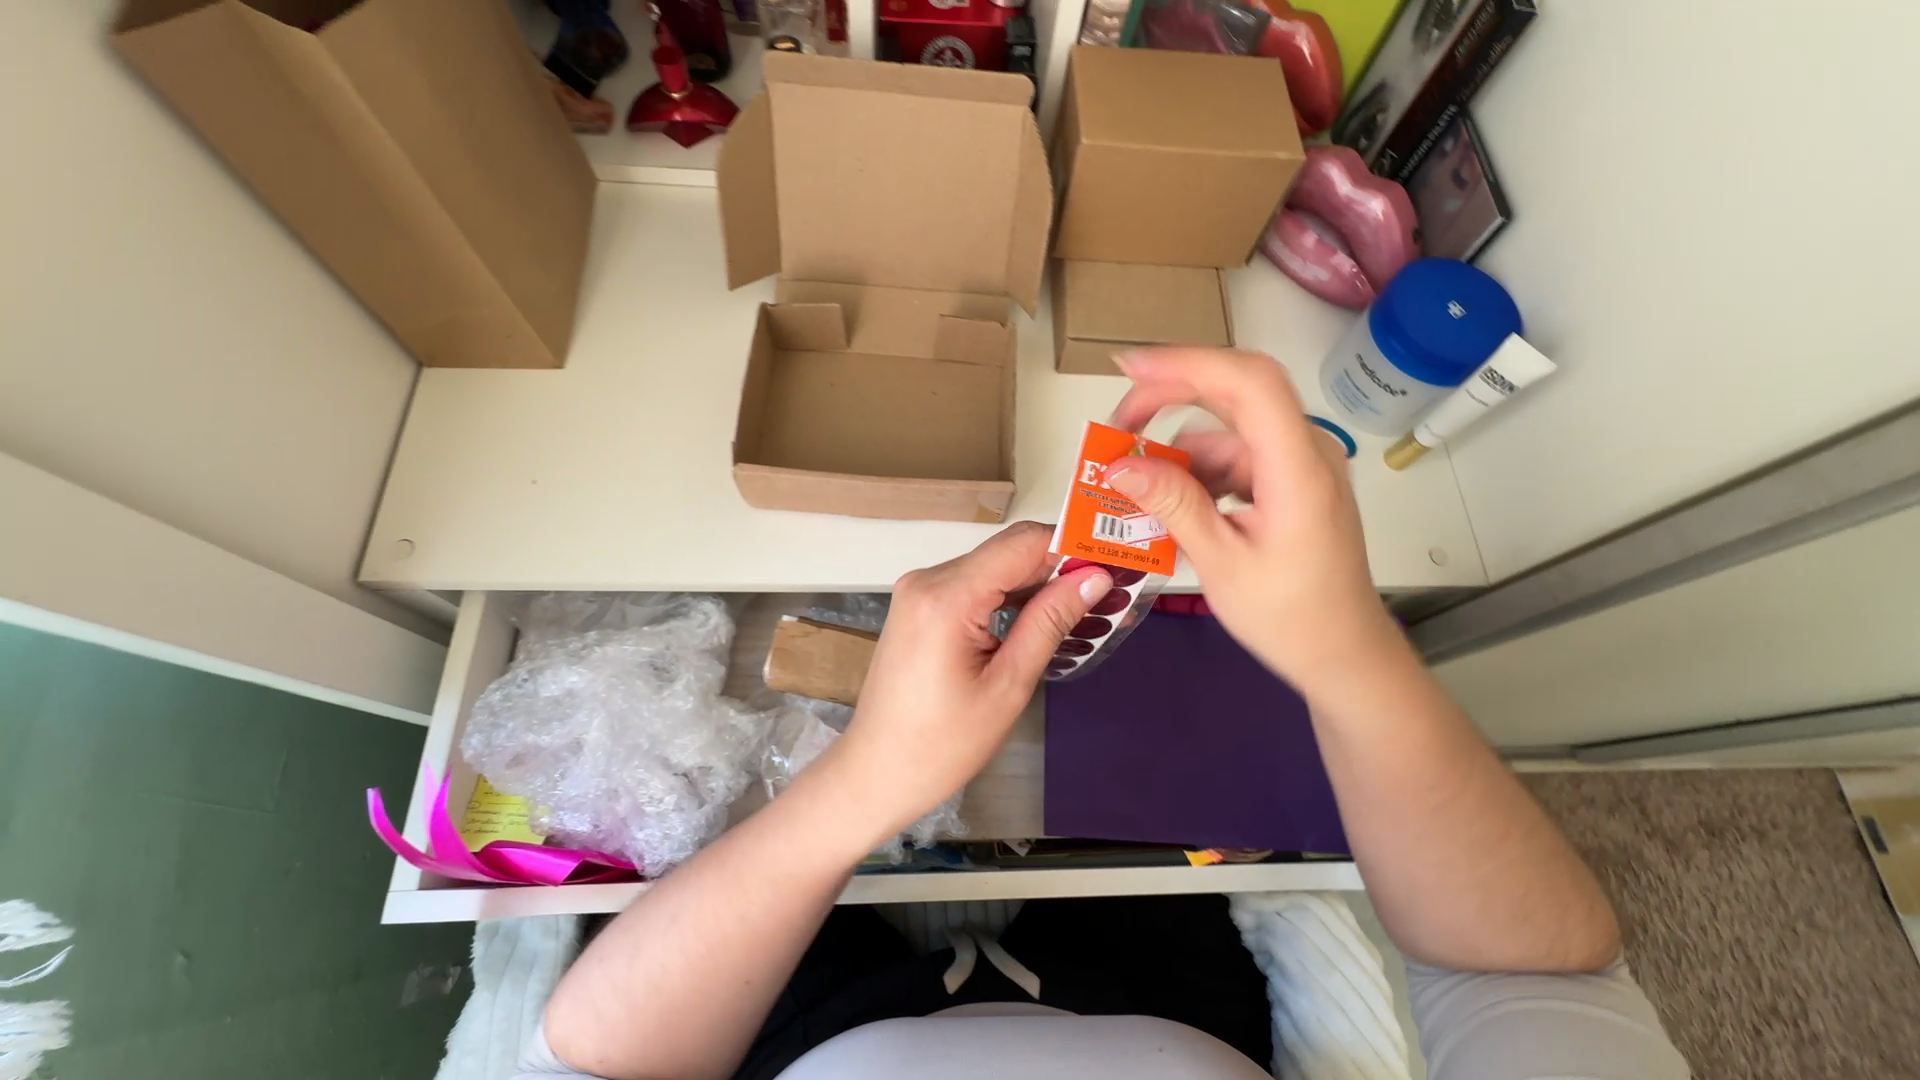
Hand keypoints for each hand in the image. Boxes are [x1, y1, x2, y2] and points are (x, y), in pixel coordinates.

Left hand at [811, 522, 1111, 846]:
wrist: (877, 771)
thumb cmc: (943, 743)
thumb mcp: (1008, 685)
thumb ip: (1049, 621)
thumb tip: (1093, 578)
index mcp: (946, 596)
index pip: (1022, 543)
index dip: (1072, 545)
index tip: (1114, 563)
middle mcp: (927, 579)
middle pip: (1007, 551)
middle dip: (1058, 565)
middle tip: (1107, 592)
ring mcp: (918, 590)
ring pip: (992, 566)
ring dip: (1035, 581)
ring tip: (1081, 608)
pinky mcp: (918, 606)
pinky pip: (972, 584)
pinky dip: (1007, 595)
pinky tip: (1038, 617)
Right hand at [1105, 348, 1399, 691]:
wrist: (1342, 653)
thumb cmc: (1289, 617)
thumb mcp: (1222, 563)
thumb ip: (1173, 506)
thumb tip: (1119, 467)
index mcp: (1297, 468)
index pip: (1249, 384)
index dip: (1187, 364)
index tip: (1129, 369)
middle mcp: (1306, 450)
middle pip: (1235, 394)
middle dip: (1169, 400)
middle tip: (1117, 429)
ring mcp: (1301, 463)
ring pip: (1227, 432)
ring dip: (1180, 454)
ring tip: (1136, 492)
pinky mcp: (1291, 480)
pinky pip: (1236, 458)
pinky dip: (1199, 474)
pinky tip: (1171, 508)